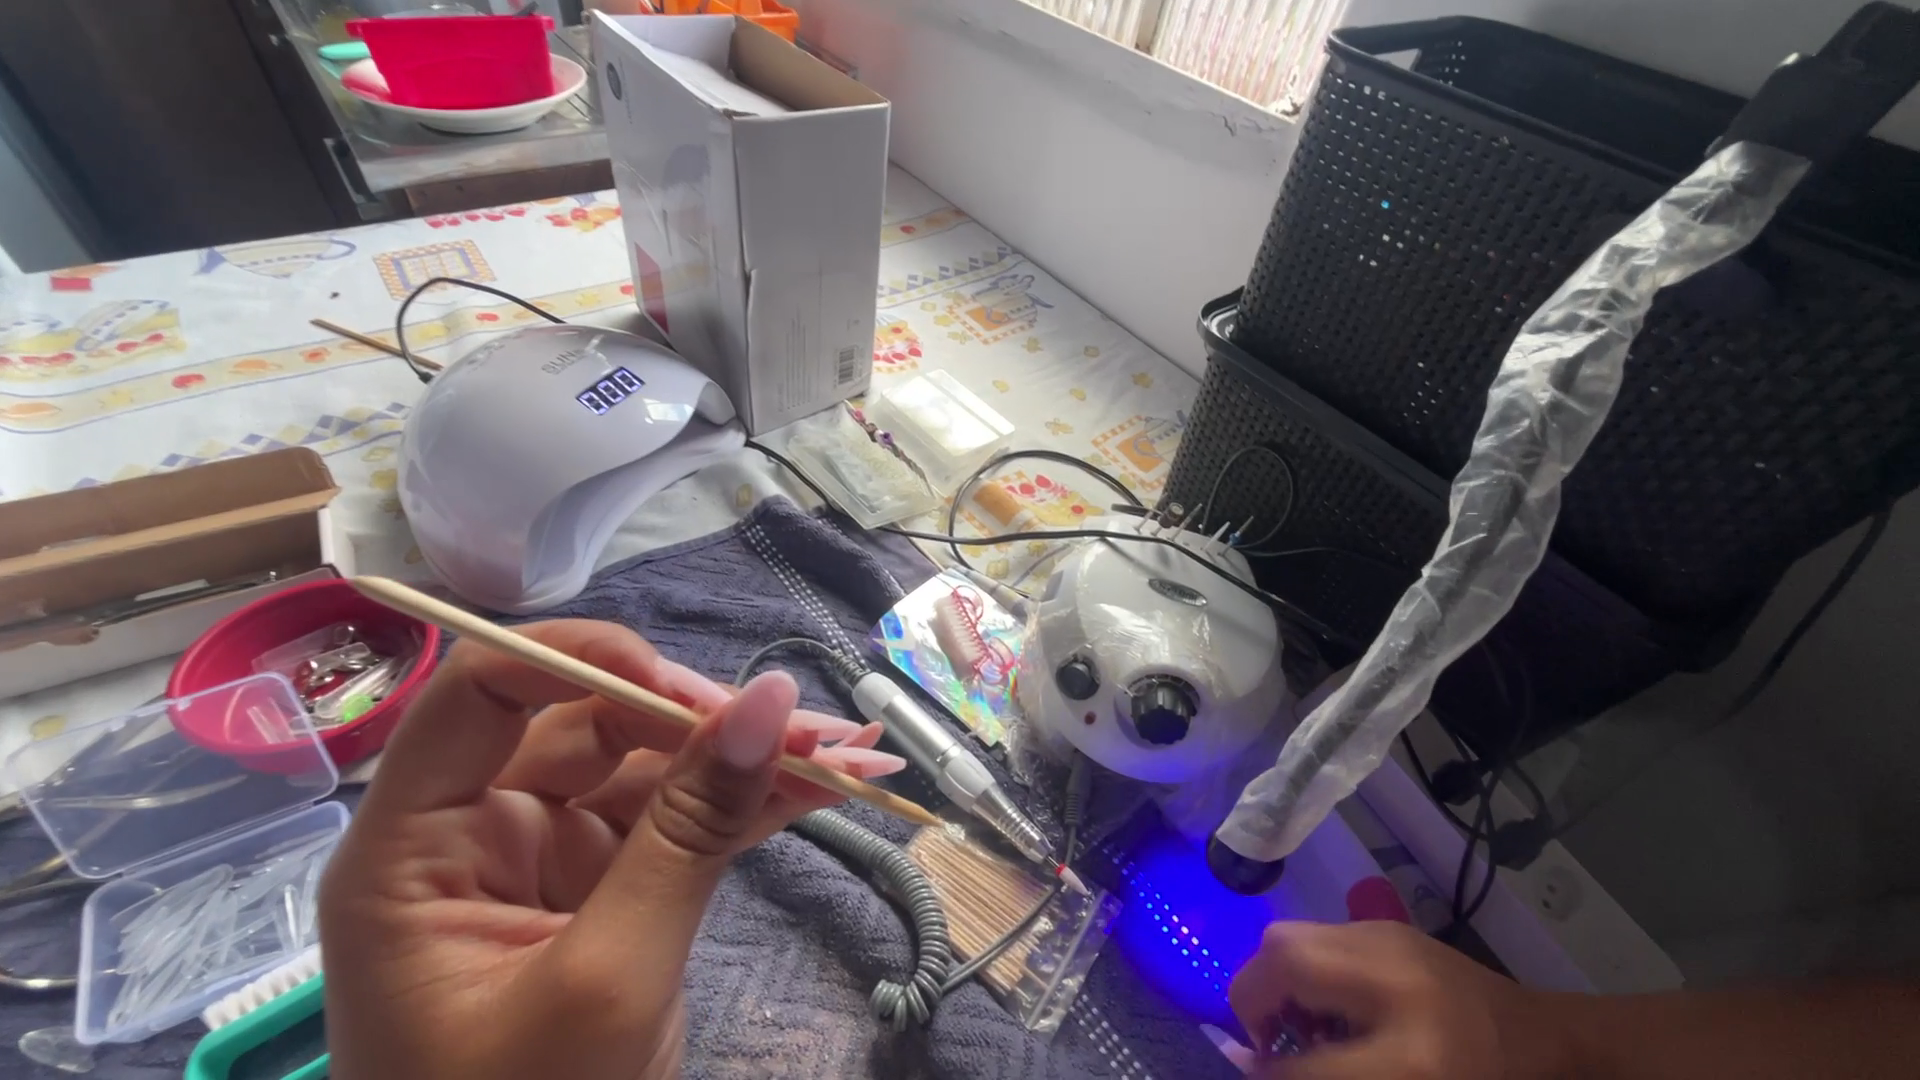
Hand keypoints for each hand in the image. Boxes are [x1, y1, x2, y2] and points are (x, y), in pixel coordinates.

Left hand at [319, 620, 905, 1079]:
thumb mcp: (611, 978)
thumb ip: (690, 829)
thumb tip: (770, 699)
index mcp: (420, 846)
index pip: (486, 692)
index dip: (587, 660)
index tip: (695, 689)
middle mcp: (485, 831)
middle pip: (598, 725)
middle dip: (711, 723)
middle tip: (815, 734)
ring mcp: (558, 857)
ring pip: (660, 769)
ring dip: (756, 760)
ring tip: (855, 755)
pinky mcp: (619, 885)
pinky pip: (691, 819)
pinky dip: (758, 804)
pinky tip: (832, 785)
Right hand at [1228, 921, 1568, 1078]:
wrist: (1546, 1044)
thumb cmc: (1479, 1077)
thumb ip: (1326, 1076)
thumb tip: (1259, 1065)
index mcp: (1410, 1053)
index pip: (1307, 1060)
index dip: (1267, 1067)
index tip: (1257, 1071)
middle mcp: (1390, 977)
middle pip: (1281, 960)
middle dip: (1255, 1000)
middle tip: (1275, 1043)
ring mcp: (1383, 939)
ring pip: (1288, 941)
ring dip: (1273, 980)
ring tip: (1302, 1025)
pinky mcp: (1384, 929)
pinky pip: (1314, 939)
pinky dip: (1298, 967)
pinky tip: (1328, 1003)